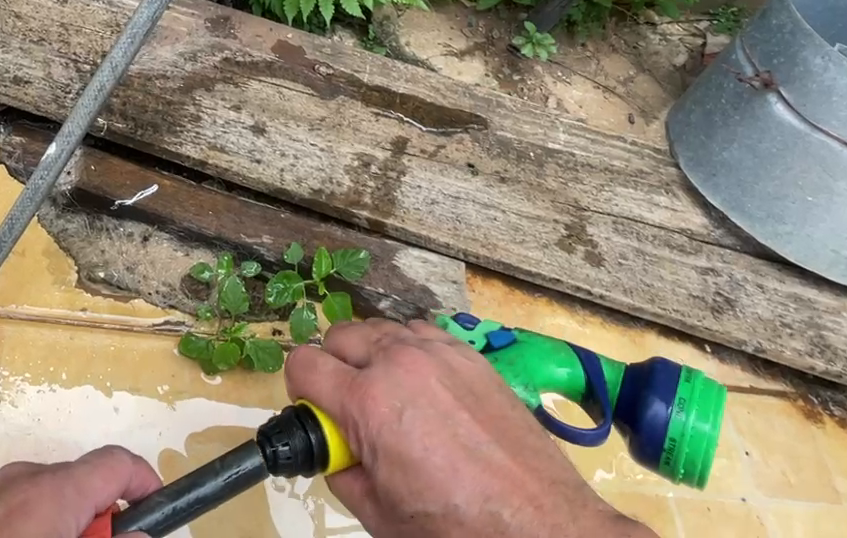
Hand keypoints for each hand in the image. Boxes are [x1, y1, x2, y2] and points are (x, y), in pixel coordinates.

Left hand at [0, 445, 161, 537]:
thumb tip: (140, 536)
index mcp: (54, 491)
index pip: (116, 463)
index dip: (145, 484)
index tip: (158, 513)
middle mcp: (22, 478)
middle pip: (81, 485)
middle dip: (98, 522)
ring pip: (45, 499)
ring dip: (63, 526)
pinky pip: (11, 510)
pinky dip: (29, 529)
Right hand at [286, 319, 651, 537]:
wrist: (546, 531)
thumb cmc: (458, 532)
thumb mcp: (380, 517)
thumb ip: (342, 472)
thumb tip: (338, 451)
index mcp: (368, 403)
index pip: (303, 364)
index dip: (300, 391)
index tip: (315, 414)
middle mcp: (398, 362)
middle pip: (338, 336)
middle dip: (333, 368)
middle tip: (350, 409)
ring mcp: (437, 352)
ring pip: (379, 329)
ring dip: (371, 356)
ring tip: (391, 398)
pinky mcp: (469, 355)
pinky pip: (420, 333)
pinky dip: (410, 353)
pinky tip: (427, 391)